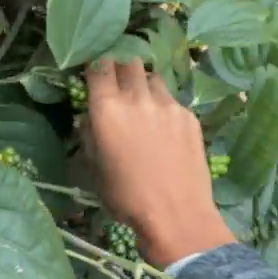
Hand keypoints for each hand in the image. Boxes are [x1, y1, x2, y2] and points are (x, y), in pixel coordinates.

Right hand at [83, 57, 234, 266]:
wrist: (177, 216)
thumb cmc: (126, 196)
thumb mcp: (94, 165)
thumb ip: (89, 132)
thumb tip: (91, 115)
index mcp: (107, 109)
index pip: (99, 65)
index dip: (96, 65)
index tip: (95, 73)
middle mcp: (137, 98)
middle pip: (128, 62)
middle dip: (121, 68)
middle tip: (119, 84)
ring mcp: (167, 104)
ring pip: (152, 77)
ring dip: (144, 85)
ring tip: (144, 105)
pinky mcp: (189, 116)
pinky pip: (171, 99)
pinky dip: (164, 106)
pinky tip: (165, 129)